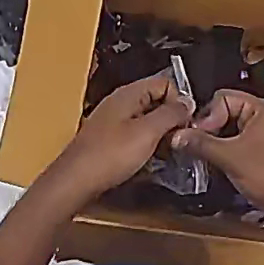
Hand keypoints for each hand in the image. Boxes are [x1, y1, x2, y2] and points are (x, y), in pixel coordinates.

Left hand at [40, 72, 191, 208]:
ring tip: (165, 152)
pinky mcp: (110, 140)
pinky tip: (148, 159)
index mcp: (128, 94)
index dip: (179, 101)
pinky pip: (136, 135)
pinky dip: (146, 144)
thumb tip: (188, 102)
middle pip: (157, 101)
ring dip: (160, 134)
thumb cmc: (108, 156)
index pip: (165, 83)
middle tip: (177, 139)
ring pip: (147, 119)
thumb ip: (171, 114)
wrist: (76, 181)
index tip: (185, 123)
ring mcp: (113, 121)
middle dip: (171, 119)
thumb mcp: (148, 132)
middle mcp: (120, 103)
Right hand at [171, 90, 263, 217]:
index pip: (223, 98)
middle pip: (227, 112)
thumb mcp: (230, 157)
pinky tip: (220, 162)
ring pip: (232, 129)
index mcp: (263, 109)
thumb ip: (201, 143)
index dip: (207, 115)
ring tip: (205, 154)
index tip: (195, 134)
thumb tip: (178, 135)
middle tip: (196, 145)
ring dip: (217, 141)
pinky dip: (228, 149)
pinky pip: (241, 141)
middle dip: (210, 128)